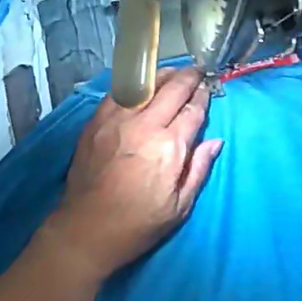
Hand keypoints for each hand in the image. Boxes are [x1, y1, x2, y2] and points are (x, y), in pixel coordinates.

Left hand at [38, 68, 223, 279]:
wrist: (87, 229)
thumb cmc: (138, 224)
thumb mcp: (179, 206)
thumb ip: (198, 169)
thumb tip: (214, 141)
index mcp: (169, 147)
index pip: (193, 110)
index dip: (203, 96)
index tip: (208, 88)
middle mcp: (144, 125)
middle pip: (171, 89)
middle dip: (188, 77)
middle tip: (196, 71)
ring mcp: (116, 121)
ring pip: (144, 85)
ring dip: (162, 75)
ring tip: (172, 72)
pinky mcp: (95, 123)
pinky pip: (117, 94)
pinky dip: (133, 86)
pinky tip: (140, 87)